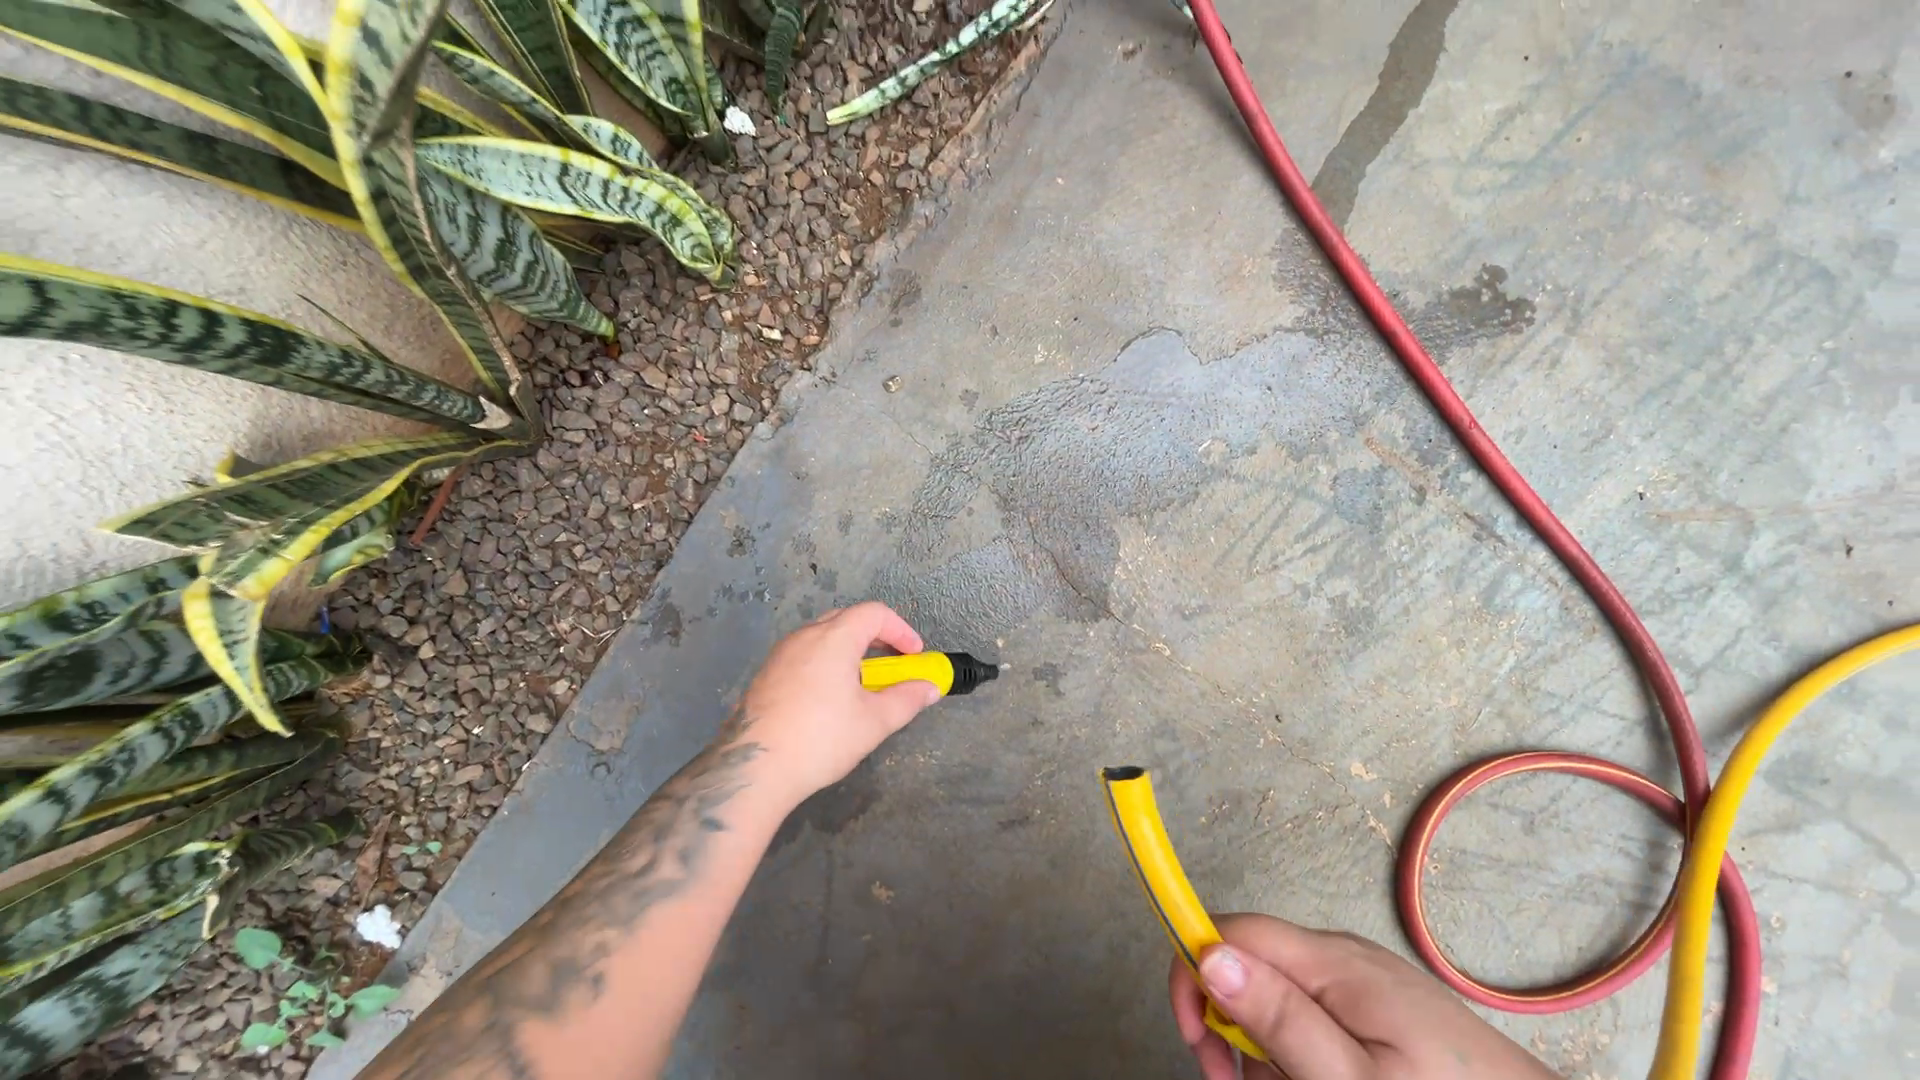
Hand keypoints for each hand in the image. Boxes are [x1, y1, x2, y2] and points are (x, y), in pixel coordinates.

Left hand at [735, 602, 940, 805]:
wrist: (755, 768)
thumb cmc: (821, 739)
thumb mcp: (875, 722)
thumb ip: (907, 699)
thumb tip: (929, 688)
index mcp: (833, 638)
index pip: (874, 613)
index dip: (901, 630)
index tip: (914, 656)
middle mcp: (804, 637)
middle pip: (846, 620)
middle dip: (876, 637)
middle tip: (892, 664)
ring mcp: (780, 654)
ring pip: (822, 637)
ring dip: (849, 650)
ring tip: (863, 684)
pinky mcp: (766, 675)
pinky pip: (804, 655)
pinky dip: (826, 663)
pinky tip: (830, 699)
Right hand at [1168, 914, 1559, 1079]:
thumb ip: (1281, 1017)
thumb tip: (1207, 953)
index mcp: (1331, 963)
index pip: (1231, 930)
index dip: (1192, 968)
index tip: (1194, 1040)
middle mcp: (1340, 955)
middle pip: (1248, 963)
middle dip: (1226, 1021)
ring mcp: (1362, 979)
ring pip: (1276, 993)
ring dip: (1261, 1046)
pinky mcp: (1378, 1005)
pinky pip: (1313, 1013)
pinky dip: (1298, 1051)